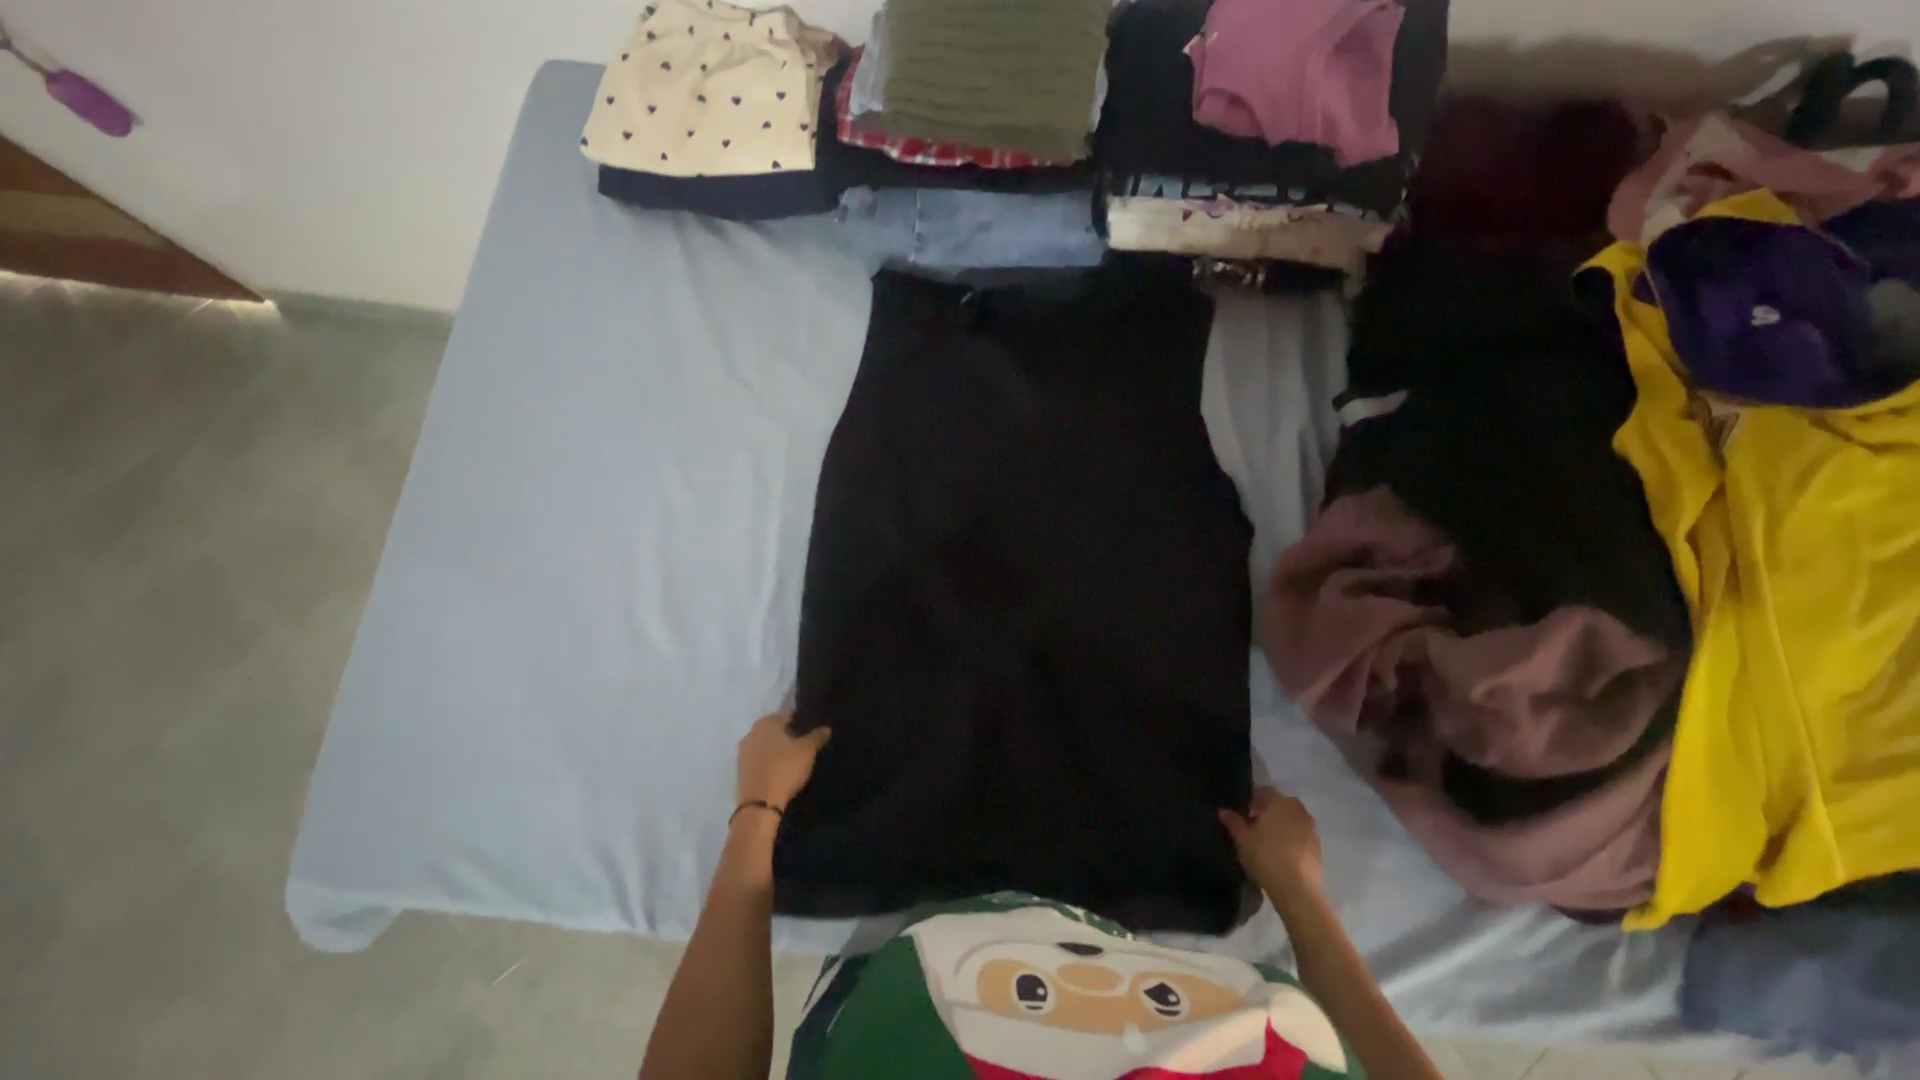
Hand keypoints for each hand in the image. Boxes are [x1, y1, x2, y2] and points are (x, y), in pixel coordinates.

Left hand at [735, 712, 829, 811]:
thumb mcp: (807, 751)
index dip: (801, 721)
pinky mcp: (740, 771)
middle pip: (774, 730)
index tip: (812, 730)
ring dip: (777, 750)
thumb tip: (825, 728)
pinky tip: (779, 771)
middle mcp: (751, 733)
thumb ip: (816, 737)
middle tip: (804, 745)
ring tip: (793, 760)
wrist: (759, 803)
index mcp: (766, 723)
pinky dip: (768, 763)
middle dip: (788, 736)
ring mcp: (743, 752)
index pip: (788, 715)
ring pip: (765, 746)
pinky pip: (758, 761)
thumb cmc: (785, 769)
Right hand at [1219, 786, 1323, 898]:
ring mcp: (1310, 828)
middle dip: (1266, 812)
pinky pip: (1299, 835)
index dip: (1251, 799)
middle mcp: (1298, 810)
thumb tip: (1223, 811)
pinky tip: (1280, 854)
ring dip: (1280, 825)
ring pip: (1291, 820)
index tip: (1242, 812)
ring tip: (1265, 842)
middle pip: (1279, 804)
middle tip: (1252, 827)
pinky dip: (1290, 839)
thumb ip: (1233, 822)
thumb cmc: (1265, 856)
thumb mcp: (1242, 839)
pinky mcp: (1317, 846)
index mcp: (1280, 802)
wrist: (1297, 889)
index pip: (1263, 791)